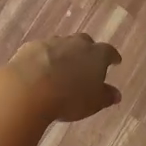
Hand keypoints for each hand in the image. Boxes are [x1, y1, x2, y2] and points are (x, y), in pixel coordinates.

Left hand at [3, 34, 123, 121]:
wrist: (29, 88)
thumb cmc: (69, 98)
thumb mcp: (94, 103)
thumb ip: (106, 96)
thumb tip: (116, 93)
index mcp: (95, 55)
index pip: (108, 51)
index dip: (112, 57)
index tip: (115, 61)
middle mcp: (75, 43)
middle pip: (84, 42)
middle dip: (87, 51)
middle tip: (88, 63)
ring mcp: (51, 42)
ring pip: (62, 45)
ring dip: (65, 54)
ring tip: (63, 68)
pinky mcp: (31, 46)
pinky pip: (43, 50)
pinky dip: (45, 57)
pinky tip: (42, 69)